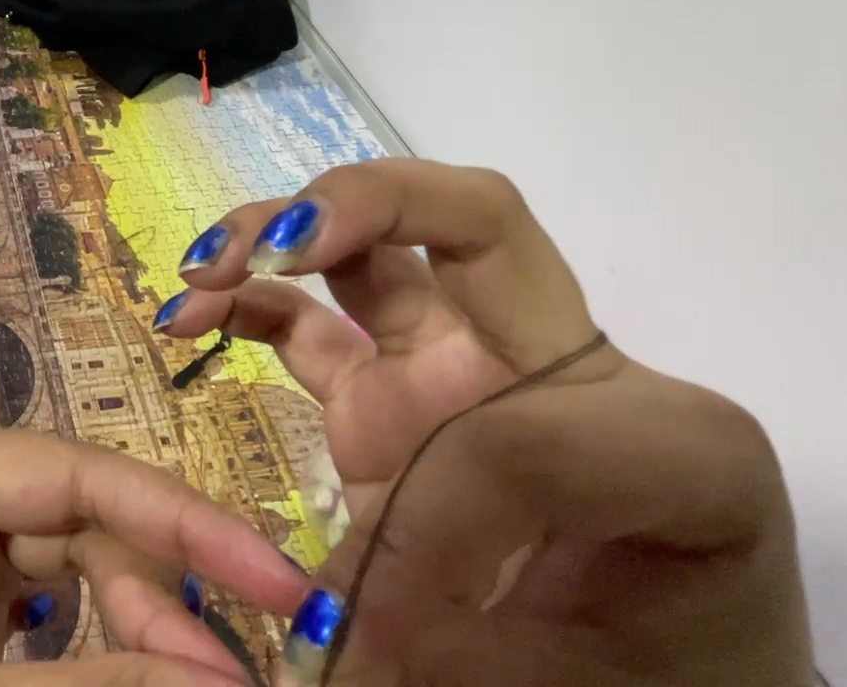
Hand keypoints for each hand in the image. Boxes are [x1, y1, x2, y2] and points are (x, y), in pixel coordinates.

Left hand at [0, 430, 311, 685]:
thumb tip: (229, 682)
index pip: (78, 475)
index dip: (183, 520)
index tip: (277, 577)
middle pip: (85, 524)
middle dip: (158, 596)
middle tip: (224, 678)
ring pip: (77, 568)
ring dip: (136, 627)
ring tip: (184, 682)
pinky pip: (50, 612)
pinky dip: (96, 648)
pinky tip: (133, 673)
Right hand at [167, 159, 811, 683]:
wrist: (644, 684)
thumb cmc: (638, 685)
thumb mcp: (563, 683)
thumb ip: (436, 643)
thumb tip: (305, 636)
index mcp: (657, 448)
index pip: (526, 436)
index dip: (439, 517)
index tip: (382, 614)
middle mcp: (552, 372)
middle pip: (468, 218)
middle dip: (362, 207)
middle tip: (277, 249)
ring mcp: (455, 368)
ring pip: (371, 244)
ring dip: (276, 234)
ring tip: (204, 269)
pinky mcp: (383, 390)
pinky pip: (309, 318)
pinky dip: (244, 303)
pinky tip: (189, 317)